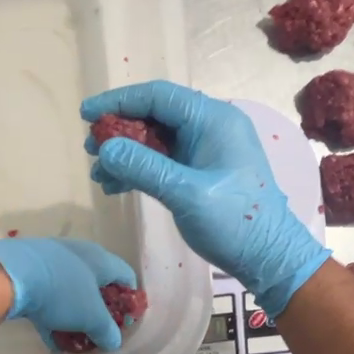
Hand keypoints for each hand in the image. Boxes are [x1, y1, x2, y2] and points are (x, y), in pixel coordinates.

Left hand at [0, 237, 137, 351]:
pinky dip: (51, 313)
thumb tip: (114, 342)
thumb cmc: (62, 292)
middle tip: (97, 330)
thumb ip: (107, 331)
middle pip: (96, 283)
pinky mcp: (29, 270)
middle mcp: (78, 254)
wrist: (11, 275)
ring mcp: (51, 260)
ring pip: (69, 290)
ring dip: (73, 314)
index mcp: (100, 260)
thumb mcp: (91, 317)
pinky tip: (48, 334)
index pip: (126, 276)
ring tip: (72, 337)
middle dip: (97, 310)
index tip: (125, 320)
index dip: (129, 299)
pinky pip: (47, 295)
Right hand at [82, 81, 328, 316]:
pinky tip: (115, 186)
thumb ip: (144, 168)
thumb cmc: (235, 222)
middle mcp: (209, 127)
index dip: (119, 101)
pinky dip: (138, 170)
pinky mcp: (200, 172)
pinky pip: (162, 160)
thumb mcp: (186, 194)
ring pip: (155, 140)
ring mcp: (205, 150)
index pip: (159, 96)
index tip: (86, 114)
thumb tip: (105, 149)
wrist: (268, 256)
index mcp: (213, 120)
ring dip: (125, 153)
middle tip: (90, 149)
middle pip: (155, 115)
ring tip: (99, 174)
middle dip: (119, 130)